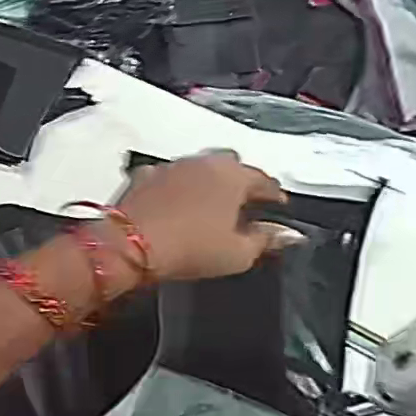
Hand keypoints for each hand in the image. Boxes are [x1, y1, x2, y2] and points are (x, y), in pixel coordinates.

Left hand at [111, 151, 303, 281]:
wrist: (127, 246)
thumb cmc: (189, 248)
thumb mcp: (238, 253)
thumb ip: (266, 240)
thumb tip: (288, 234)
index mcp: (233, 175)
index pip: (264, 180)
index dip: (273, 195)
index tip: (278, 206)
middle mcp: (201, 162)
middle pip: (229, 165)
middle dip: (239, 180)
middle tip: (243, 202)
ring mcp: (167, 167)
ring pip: (195, 168)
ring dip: (205, 180)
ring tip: (209, 201)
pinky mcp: (139, 177)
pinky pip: (165, 177)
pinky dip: (173, 186)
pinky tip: (173, 200)